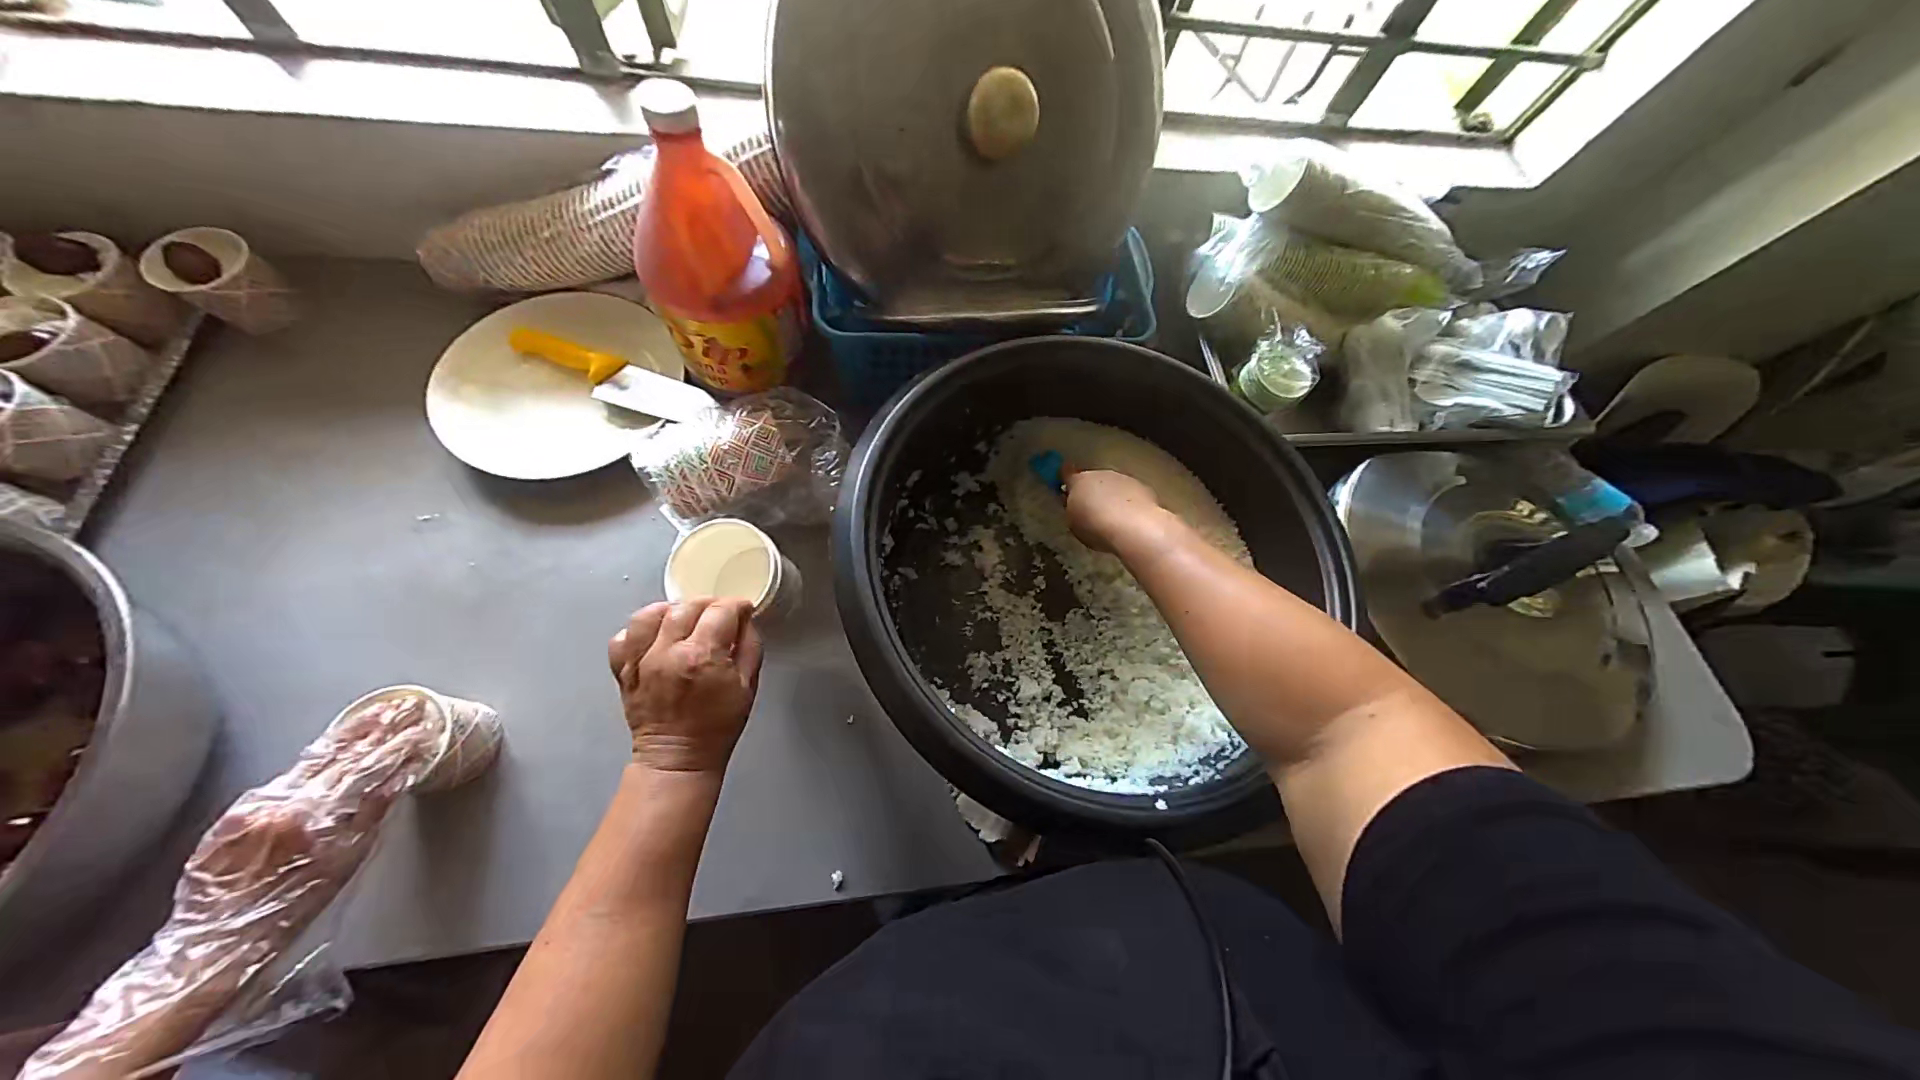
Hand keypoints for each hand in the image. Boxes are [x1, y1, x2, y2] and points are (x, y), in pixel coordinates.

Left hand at [608, 599, 763, 774]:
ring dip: (672, 610)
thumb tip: (744, 621)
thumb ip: (749, 645)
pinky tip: (656, 636)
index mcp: (703, 656)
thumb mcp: (748, 684)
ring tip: (685, 619)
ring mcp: (641, 661)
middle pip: (688, 606)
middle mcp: (668, 652)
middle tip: (720, 615)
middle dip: (709, 604)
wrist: (678, 758)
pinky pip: (623, 636)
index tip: (742, 610)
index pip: (721, 610)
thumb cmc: (718, 726)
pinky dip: (639, 630)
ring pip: (651, 613)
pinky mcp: (623, 671)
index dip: (737, 606)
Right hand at [1063, 466, 1166, 552]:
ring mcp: (1125, 479)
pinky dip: (1129, 504)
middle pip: (1094, 480)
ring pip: (1114, 486)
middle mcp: (1102, 474)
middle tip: (1091, 509)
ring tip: (1113, 518)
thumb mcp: (1074, 523)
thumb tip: (1076, 504)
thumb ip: (1073, 510)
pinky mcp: (1145, 489)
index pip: (1067, 473)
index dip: (1064, 477)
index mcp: (1079, 481)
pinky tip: (1130, 521)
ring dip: (1112, 497)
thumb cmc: (1096, 526)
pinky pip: (1131, 496)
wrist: (1135, 527)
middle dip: (1092, 490)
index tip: (1063, 481)